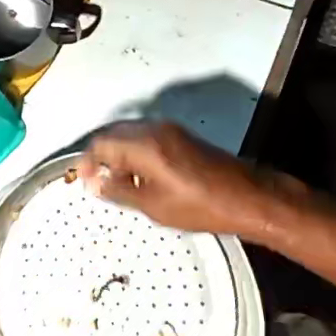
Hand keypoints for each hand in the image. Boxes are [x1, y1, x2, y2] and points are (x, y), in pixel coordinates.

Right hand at [82, 122, 302, 242]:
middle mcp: (152, 129)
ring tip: (119, 180)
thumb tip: (95, 183)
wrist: (251, 199)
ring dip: (117, 152)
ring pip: (128, 133)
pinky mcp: (180, 136)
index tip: (85, 180)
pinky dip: (133, 150)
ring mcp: (168, 130)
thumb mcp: (152, 205)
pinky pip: (144, 136)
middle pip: (112, 134)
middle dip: (100, 155)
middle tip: (98, 180)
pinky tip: (140, 173)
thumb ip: (118, 190)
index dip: (87, 162)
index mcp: (142, 145)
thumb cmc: (200, 206)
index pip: (100, 143)